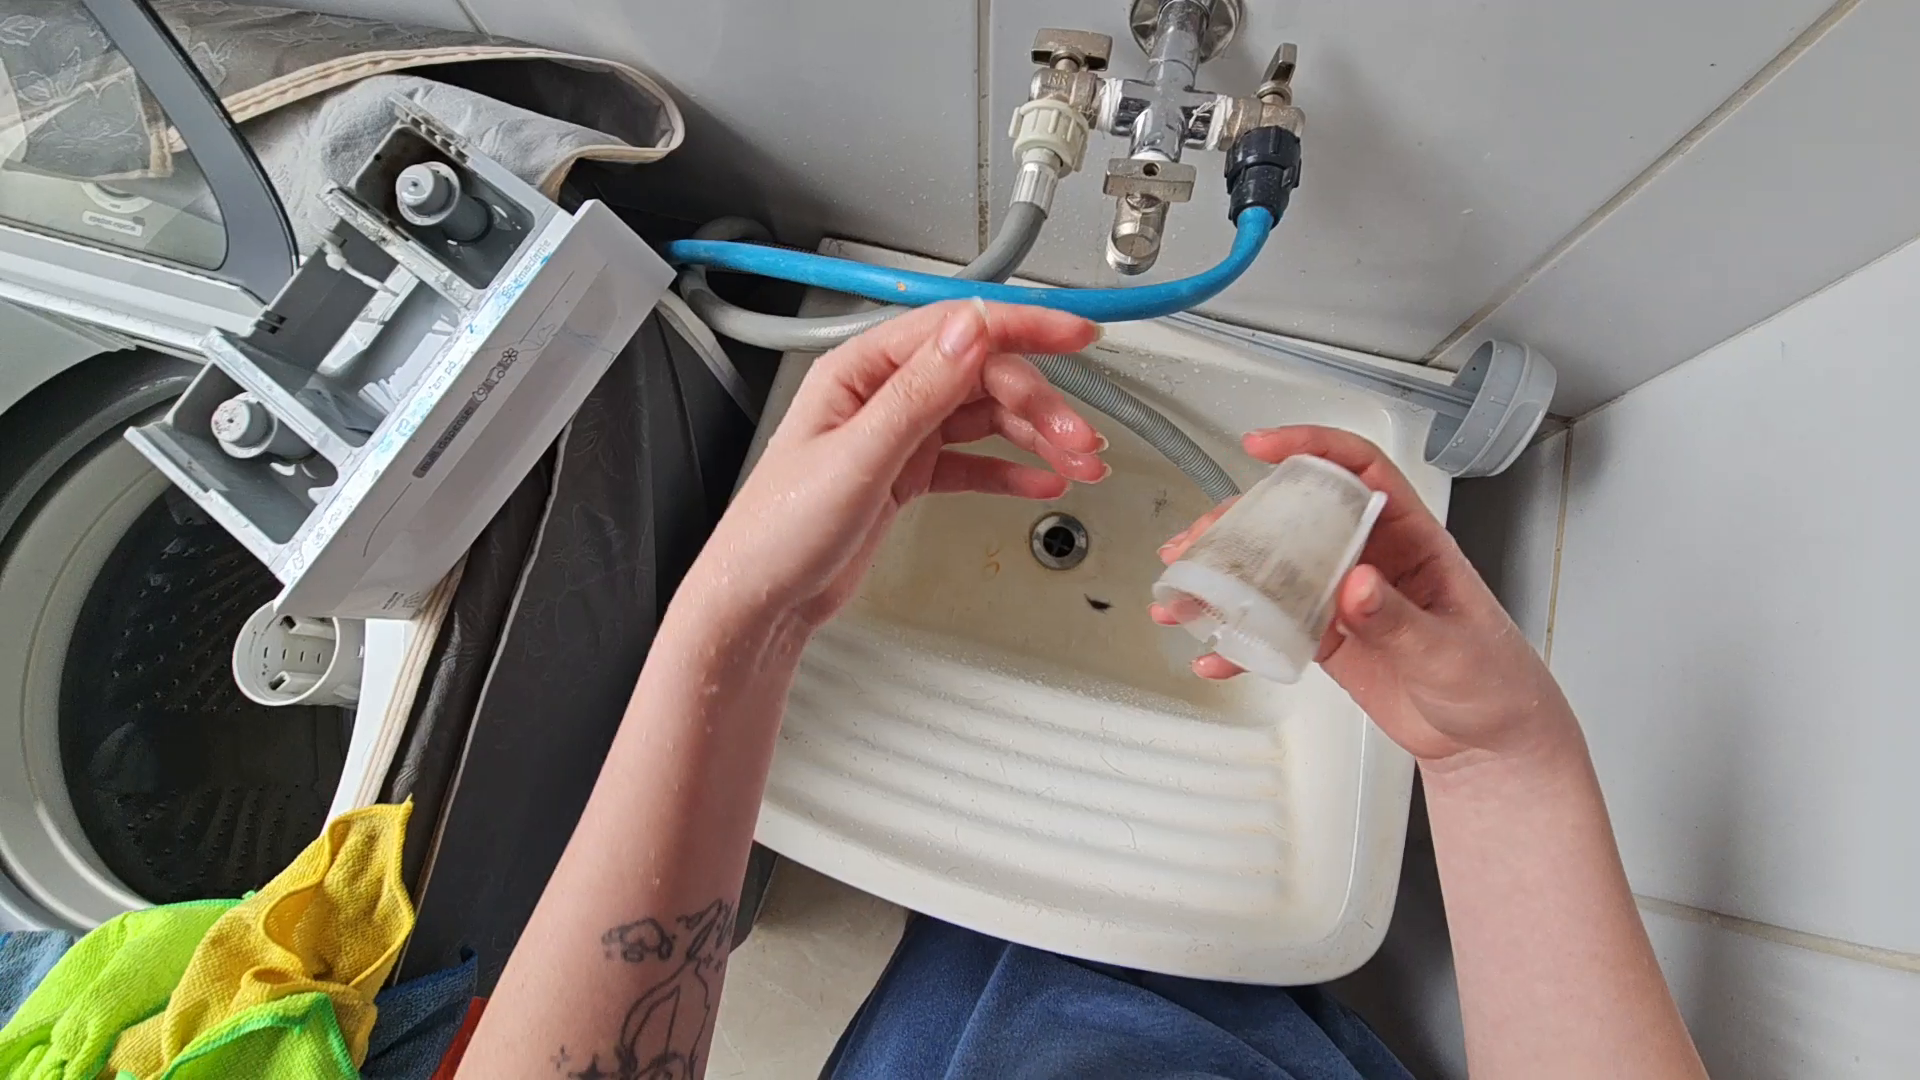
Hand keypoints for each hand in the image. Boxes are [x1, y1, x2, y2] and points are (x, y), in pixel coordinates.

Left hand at [687, 299, 1106, 634]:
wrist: (763, 600)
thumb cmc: (781, 530)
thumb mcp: (857, 458)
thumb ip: (917, 394)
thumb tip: (968, 332)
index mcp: (862, 372)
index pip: (956, 330)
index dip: (1022, 328)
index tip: (1074, 334)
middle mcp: (884, 395)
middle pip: (981, 377)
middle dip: (1039, 404)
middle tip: (1080, 438)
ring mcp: (900, 436)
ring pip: (984, 419)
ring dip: (1035, 438)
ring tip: (1078, 462)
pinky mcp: (910, 474)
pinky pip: (972, 461)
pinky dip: (1010, 470)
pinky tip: (1042, 481)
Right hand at [1151, 426, 1574, 768]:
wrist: (1484, 741)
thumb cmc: (1493, 684)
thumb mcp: (1452, 651)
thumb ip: (1400, 619)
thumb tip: (1355, 583)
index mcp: (1409, 539)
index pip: (1358, 471)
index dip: (1310, 447)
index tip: (1262, 446)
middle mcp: (1366, 557)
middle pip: (1291, 520)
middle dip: (1233, 525)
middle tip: (1195, 545)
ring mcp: (1339, 596)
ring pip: (1269, 571)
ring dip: (1220, 582)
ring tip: (1182, 598)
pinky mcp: (1322, 634)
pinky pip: (1269, 626)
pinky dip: (1238, 641)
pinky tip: (1217, 655)